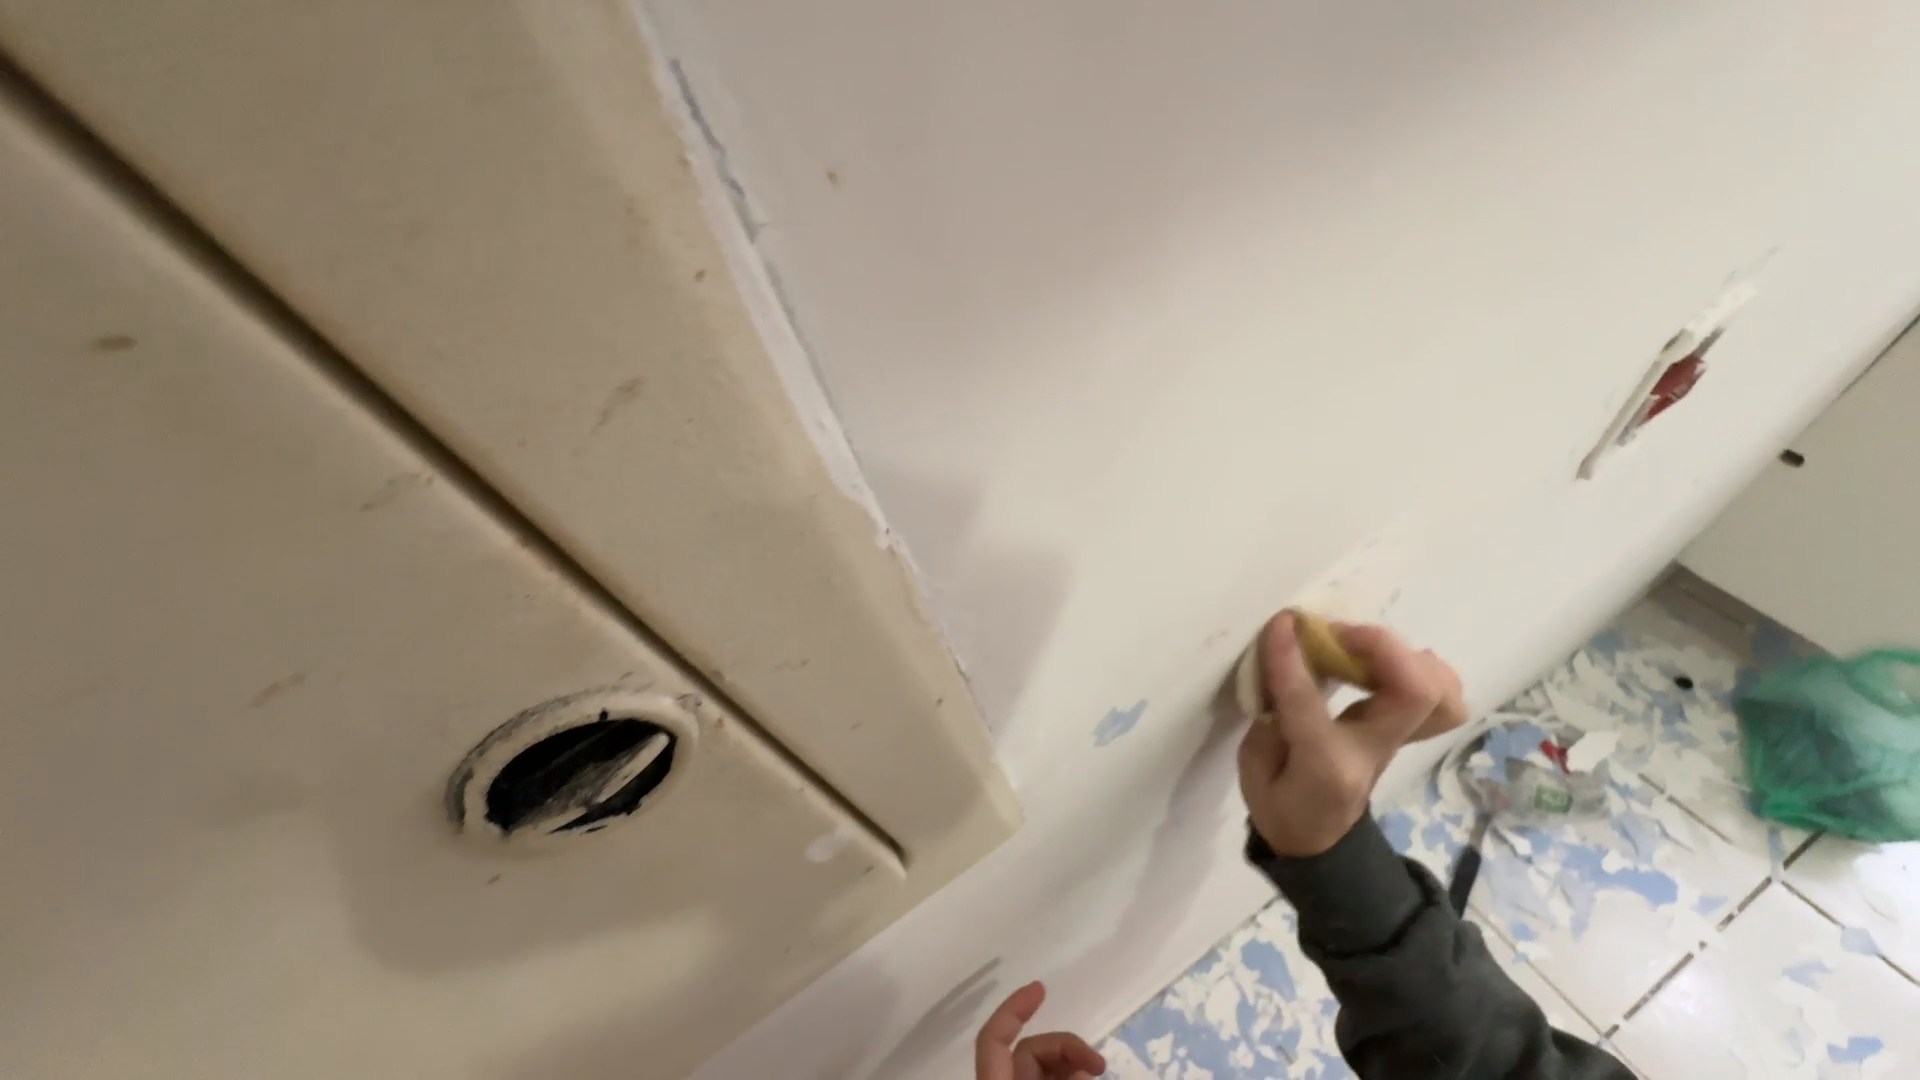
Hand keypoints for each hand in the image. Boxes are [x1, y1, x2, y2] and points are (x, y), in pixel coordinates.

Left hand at [974, 981, 1105, 1079]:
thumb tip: (1084, 1071)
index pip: (994, 1036)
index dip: (1013, 1008)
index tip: (1041, 987)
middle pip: (1030, 1052)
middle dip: (1066, 1047)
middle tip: (1099, 1064)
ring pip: (1044, 1071)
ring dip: (1072, 1065)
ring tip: (1097, 1071)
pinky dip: (1069, 1079)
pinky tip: (1087, 1079)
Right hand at [1237, 612, 1466, 855]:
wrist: (1318, 841)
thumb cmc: (1279, 806)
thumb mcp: (1252, 770)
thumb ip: (1266, 716)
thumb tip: (1282, 662)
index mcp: (1324, 766)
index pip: (1309, 704)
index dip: (1291, 658)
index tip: (1282, 622)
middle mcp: (1373, 752)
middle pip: (1414, 694)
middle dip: (1380, 647)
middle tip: (1337, 634)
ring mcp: (1399, 744)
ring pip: (1442, 694)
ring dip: (1405, 657)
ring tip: (1361, 646)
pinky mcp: (1407, 733)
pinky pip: (1443, 697)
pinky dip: (1421, 669)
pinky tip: (1384, 662)